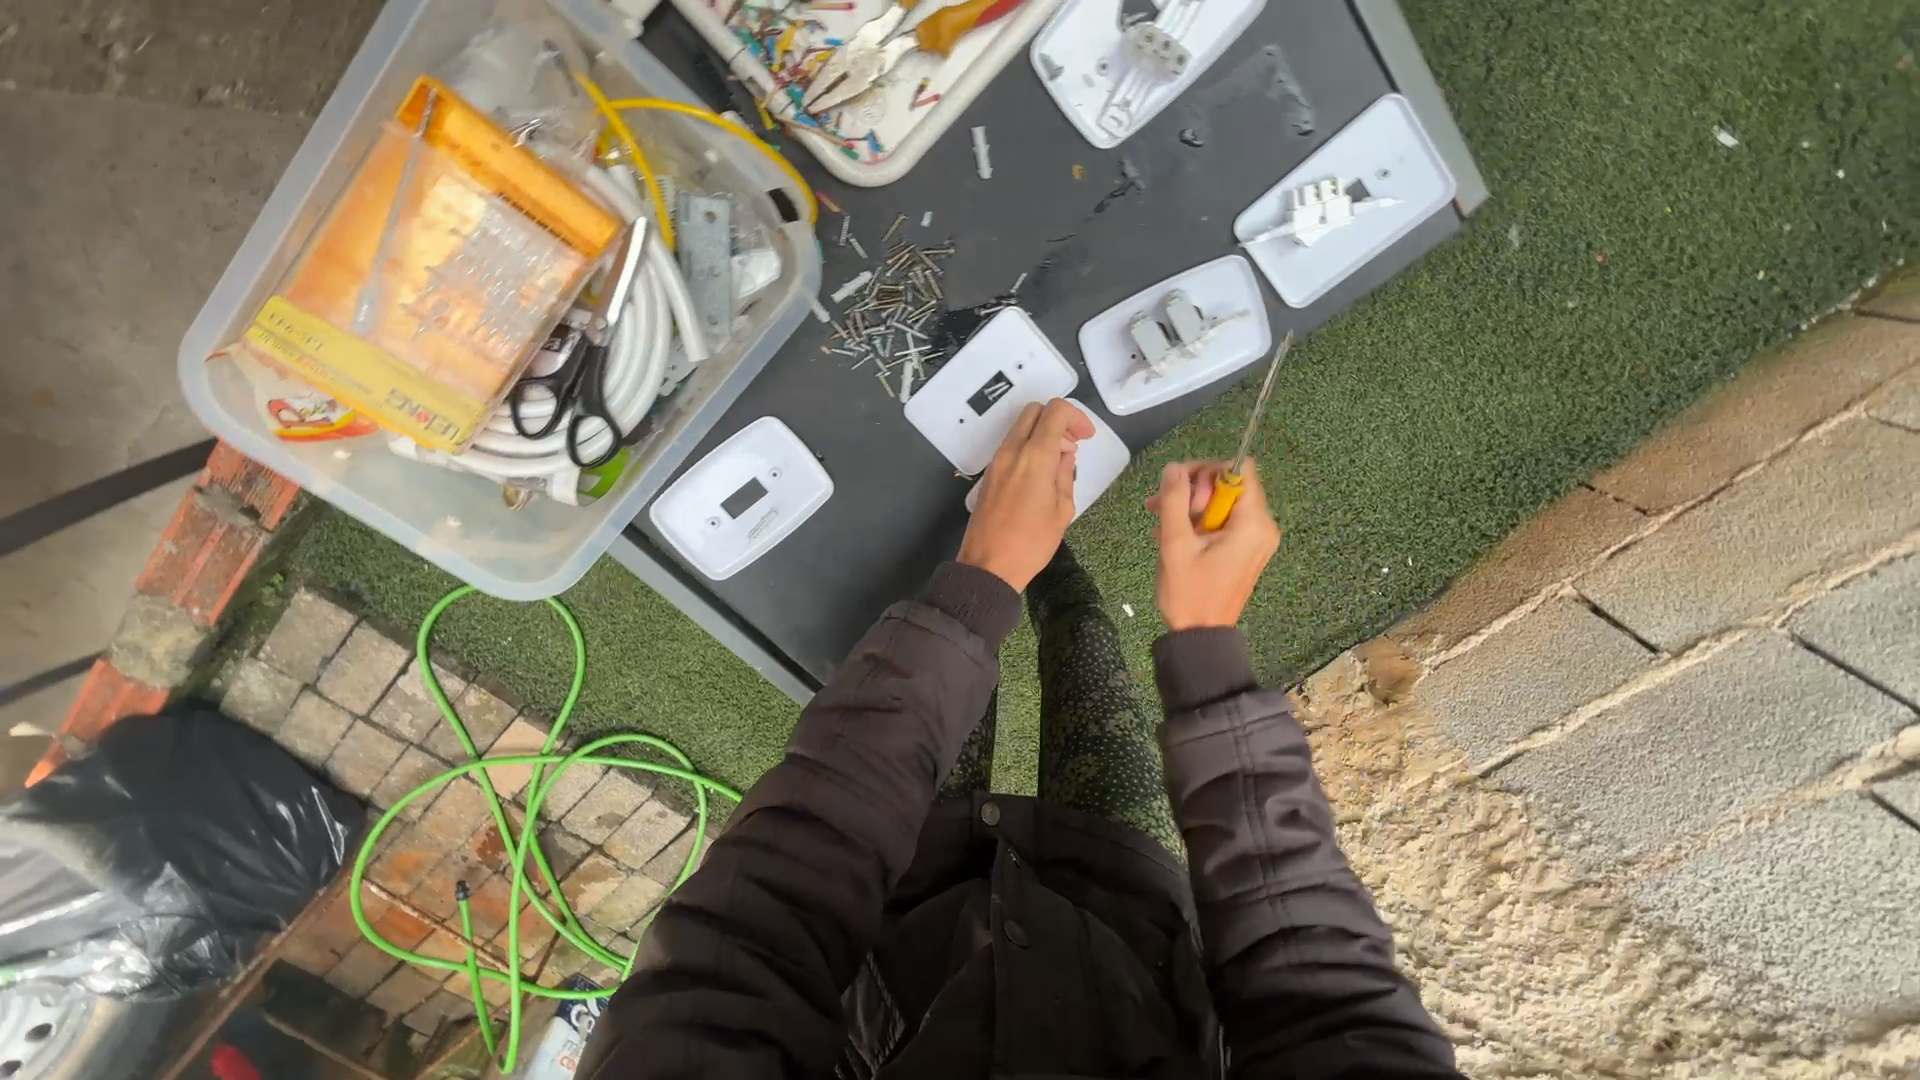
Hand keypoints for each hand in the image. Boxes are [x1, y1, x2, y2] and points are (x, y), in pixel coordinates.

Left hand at [958, 399, 1093, 591]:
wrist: (989, 565)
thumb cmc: (1032, 543)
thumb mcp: (1062, 510)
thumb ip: (1065, 475)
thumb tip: (1065, 455)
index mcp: (1034, 457)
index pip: (1055, 411)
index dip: (1076, 417)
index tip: (1086, 437)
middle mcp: (1012, 451)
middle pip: (1034, 411)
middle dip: (1058, 420)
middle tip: (1072, 445)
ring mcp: (996, 461)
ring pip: (1020, 427)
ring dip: (1042, 434)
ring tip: (1058, 462)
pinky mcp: (989, 474)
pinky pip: (1011, 446)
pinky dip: (1028, 447)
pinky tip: (1040, 473)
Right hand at [1148, 460, 1280, 629]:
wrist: (1201, 636)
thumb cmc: (1189, 592)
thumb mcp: (1176, 544)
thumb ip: (1174, 500)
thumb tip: (1173, 468)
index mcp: (1252, 523)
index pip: (1238, 469)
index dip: (1205, 471)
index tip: (1181, 492)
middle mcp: (1262, 526)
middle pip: (1229, 483)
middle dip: (1192, 490)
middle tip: (1165, 509)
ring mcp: (1255, 539)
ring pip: (1222, 502)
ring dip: (1189, 506)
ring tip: (1159, 520)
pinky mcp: (1244, 549)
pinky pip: (1222, 521)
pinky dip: (1197, 521)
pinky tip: (1170, 534)